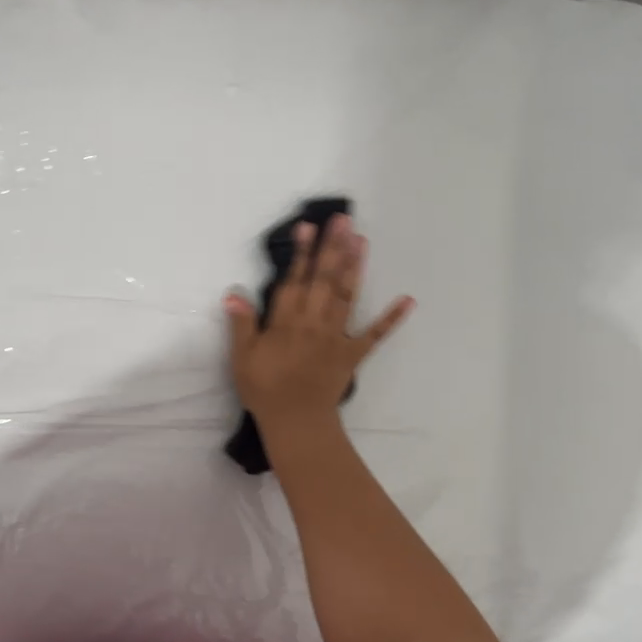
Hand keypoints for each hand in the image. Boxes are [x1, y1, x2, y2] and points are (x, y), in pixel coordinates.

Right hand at [225, 213, 413, 426]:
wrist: (296, 421)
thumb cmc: (264, 390)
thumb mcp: (242, 359)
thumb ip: (242, 325)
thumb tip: (234, 294)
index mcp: (287, 321)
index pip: (294, 280)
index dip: (301, 253)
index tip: (308, 227)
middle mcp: (314, 321)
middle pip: (325, 279)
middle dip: (333, 248)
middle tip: (343, 220)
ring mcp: (336, 336)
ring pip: (347, 295)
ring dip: (355, 267)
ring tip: (362, 239)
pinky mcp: (352, 354)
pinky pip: (375, 334)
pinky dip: (392, 318)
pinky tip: (408, 300)